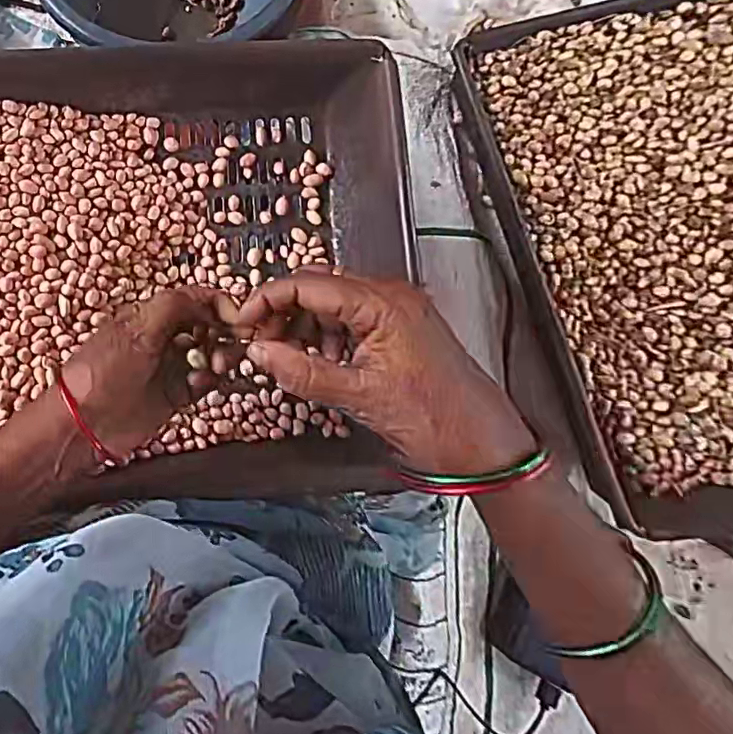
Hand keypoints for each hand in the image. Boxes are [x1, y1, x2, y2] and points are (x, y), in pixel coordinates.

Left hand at [57, 287, 240, 460]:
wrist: (85, 422)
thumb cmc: (101, 372)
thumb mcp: (138, 329)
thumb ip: (174, 306)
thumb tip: (208, 299)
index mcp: (150, 315)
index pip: (193, 299)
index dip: (219, 304)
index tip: (237, 317)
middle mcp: (162, 337)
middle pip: (207, 325)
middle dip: (224, 331)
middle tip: (233, 342)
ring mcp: (169, 366)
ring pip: (210, 353)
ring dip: (220, 356)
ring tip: (216, 365)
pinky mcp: (174, 394)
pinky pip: (204, 382)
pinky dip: (210, 380)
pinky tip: (201, 383)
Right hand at [232, 269, 534, 474]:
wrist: (488, 448)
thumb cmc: (438, 420)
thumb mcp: (358, 397)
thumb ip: (301, 371)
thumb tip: (259, 352)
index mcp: (381, 304)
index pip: (306, 285)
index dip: (267, 300)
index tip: (243, 322)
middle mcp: (389, 296)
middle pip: (315, 286)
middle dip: (282, 311)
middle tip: (261, 342)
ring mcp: (395, 310)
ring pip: (328, 301)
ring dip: (301, 324)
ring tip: (289, 357)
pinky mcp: (397, 327)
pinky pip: (347, 318)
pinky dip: (324, 335)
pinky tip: (319, 361)